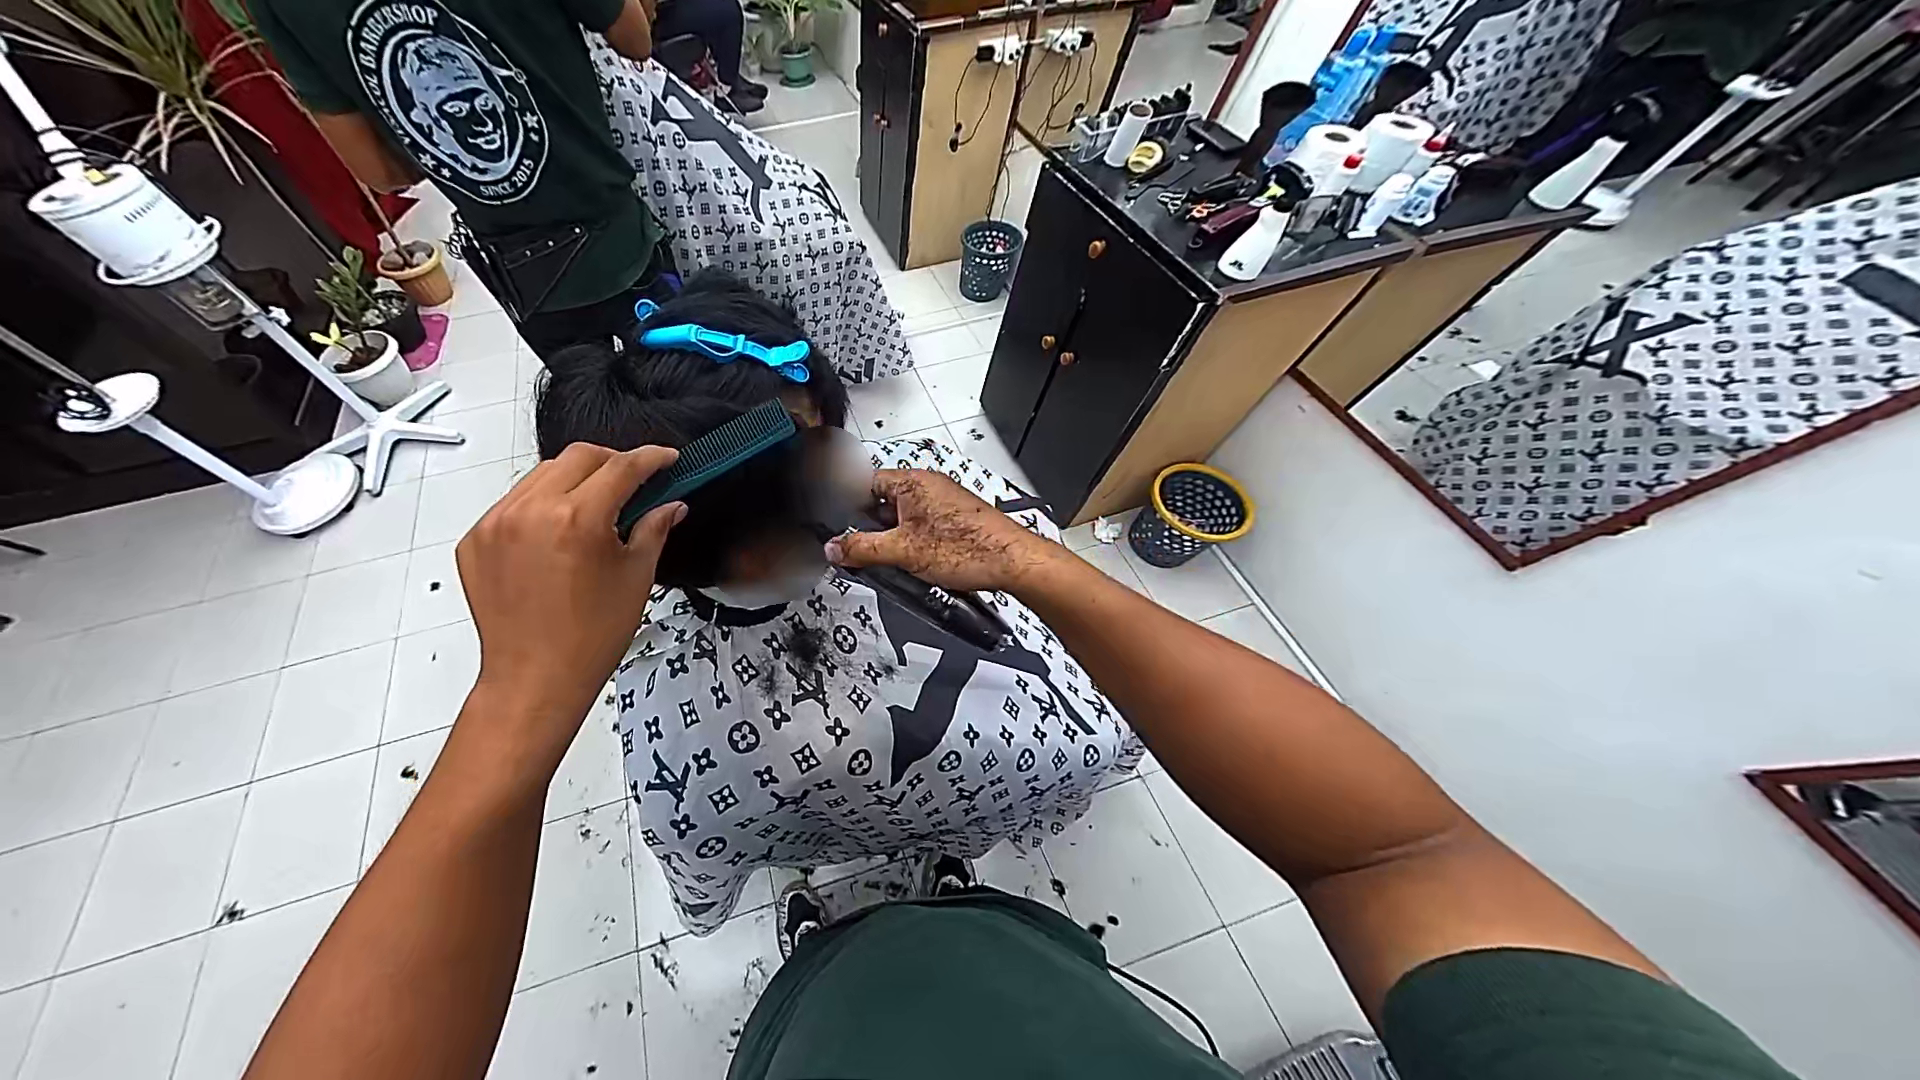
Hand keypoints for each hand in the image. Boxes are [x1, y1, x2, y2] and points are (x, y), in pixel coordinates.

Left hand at [455, 444, 683, 778]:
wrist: (536, 676)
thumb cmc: (588, 637)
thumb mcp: (637, 576)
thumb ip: (654, 528)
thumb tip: (670, 505)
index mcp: (577, 520)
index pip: (622, 467)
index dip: (651, 458)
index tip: (665, 459)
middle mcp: (530, 512)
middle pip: (578, 456)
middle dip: (614, 461)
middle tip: (637, 479)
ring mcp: (496, 524)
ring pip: (543, 473)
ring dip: (577, 478)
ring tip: (600, 504)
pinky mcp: (476, 539)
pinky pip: (515, 500)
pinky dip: (544, 502)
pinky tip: (564, 527)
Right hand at [824, 468, 1064, 592]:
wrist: (1014, 562)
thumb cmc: (972, 548)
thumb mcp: (903, 552)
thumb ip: (863, 549)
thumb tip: (836, 547)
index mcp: (912, 482)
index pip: (865, 482)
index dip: (848, 505)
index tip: (839, 525)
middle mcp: (930, 486)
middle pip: (884, 502)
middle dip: (873, 528)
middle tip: (867, 552)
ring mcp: (945, 502)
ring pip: (905, 517)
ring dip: (896, 538)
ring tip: (899, 560)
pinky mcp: (956, 519)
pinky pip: (924, 526)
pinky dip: (915, 542)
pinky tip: (919, 563)